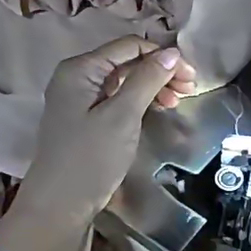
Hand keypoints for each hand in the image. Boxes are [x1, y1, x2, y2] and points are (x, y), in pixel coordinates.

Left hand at [10, 37, 196, 231]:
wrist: (60, 204)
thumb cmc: (91, 157)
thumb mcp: (123, 115)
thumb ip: (147, 80)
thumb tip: (172, 53)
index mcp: (81, 69)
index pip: (129, 46)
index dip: (163, 56)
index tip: (190, 77)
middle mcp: (77, 76)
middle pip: (127, 61)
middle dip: (160, 71)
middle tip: (189, 90)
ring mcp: (80, 98)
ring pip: (124, 80)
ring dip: (153, 86)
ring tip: (177, 102)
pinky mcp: (86, 117)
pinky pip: (118, 98)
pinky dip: (140, 100)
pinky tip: (158, 109)